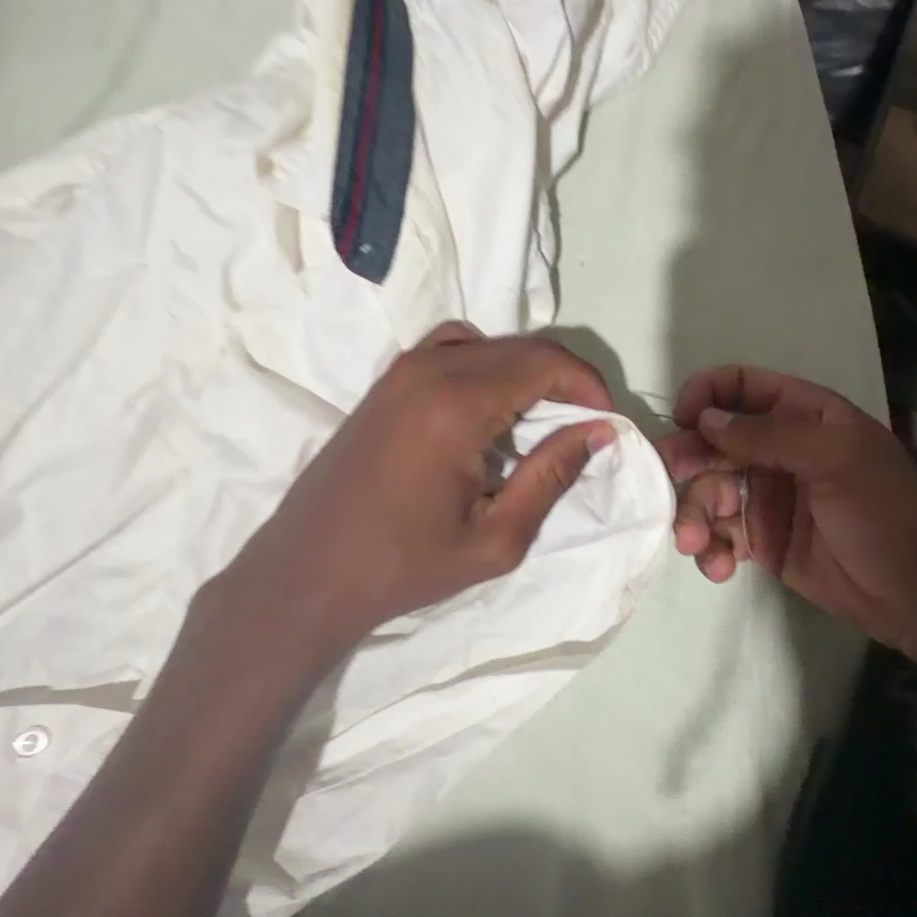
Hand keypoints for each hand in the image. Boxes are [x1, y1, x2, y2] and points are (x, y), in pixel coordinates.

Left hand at [221, 322, 617, 655]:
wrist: (308, 573)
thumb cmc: (404, 566)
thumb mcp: (496, 538)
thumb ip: (551, 476)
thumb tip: (600, 431)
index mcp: (456, 405)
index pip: (545, 363)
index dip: (588, 385)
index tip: (608, 422)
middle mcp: (428, 370)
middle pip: (521, 347)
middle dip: (565, 379)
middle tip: (586, 426)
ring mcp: (401, 370)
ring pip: (488, 343)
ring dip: (526, 370)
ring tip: (542, 419)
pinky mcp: (386, 381)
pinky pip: (452, 347)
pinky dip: (486, 363)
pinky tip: (489, 409)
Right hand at [657, 366, 916, 654]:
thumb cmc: (885, 511)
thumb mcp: (834, 459)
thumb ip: (769, 435)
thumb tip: (705, 419)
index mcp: (803, 416)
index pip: (742, 387)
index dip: (707, 396)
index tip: (682, 421)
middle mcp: (779, 451)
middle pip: (714, 442)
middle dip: (687, 463)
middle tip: (661, 487)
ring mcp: (769, 498)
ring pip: (710, 492)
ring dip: (694, 516)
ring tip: (694, 545)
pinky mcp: (764, 543)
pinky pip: (722, 537)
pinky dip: (712, 550)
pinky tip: (719, 568)